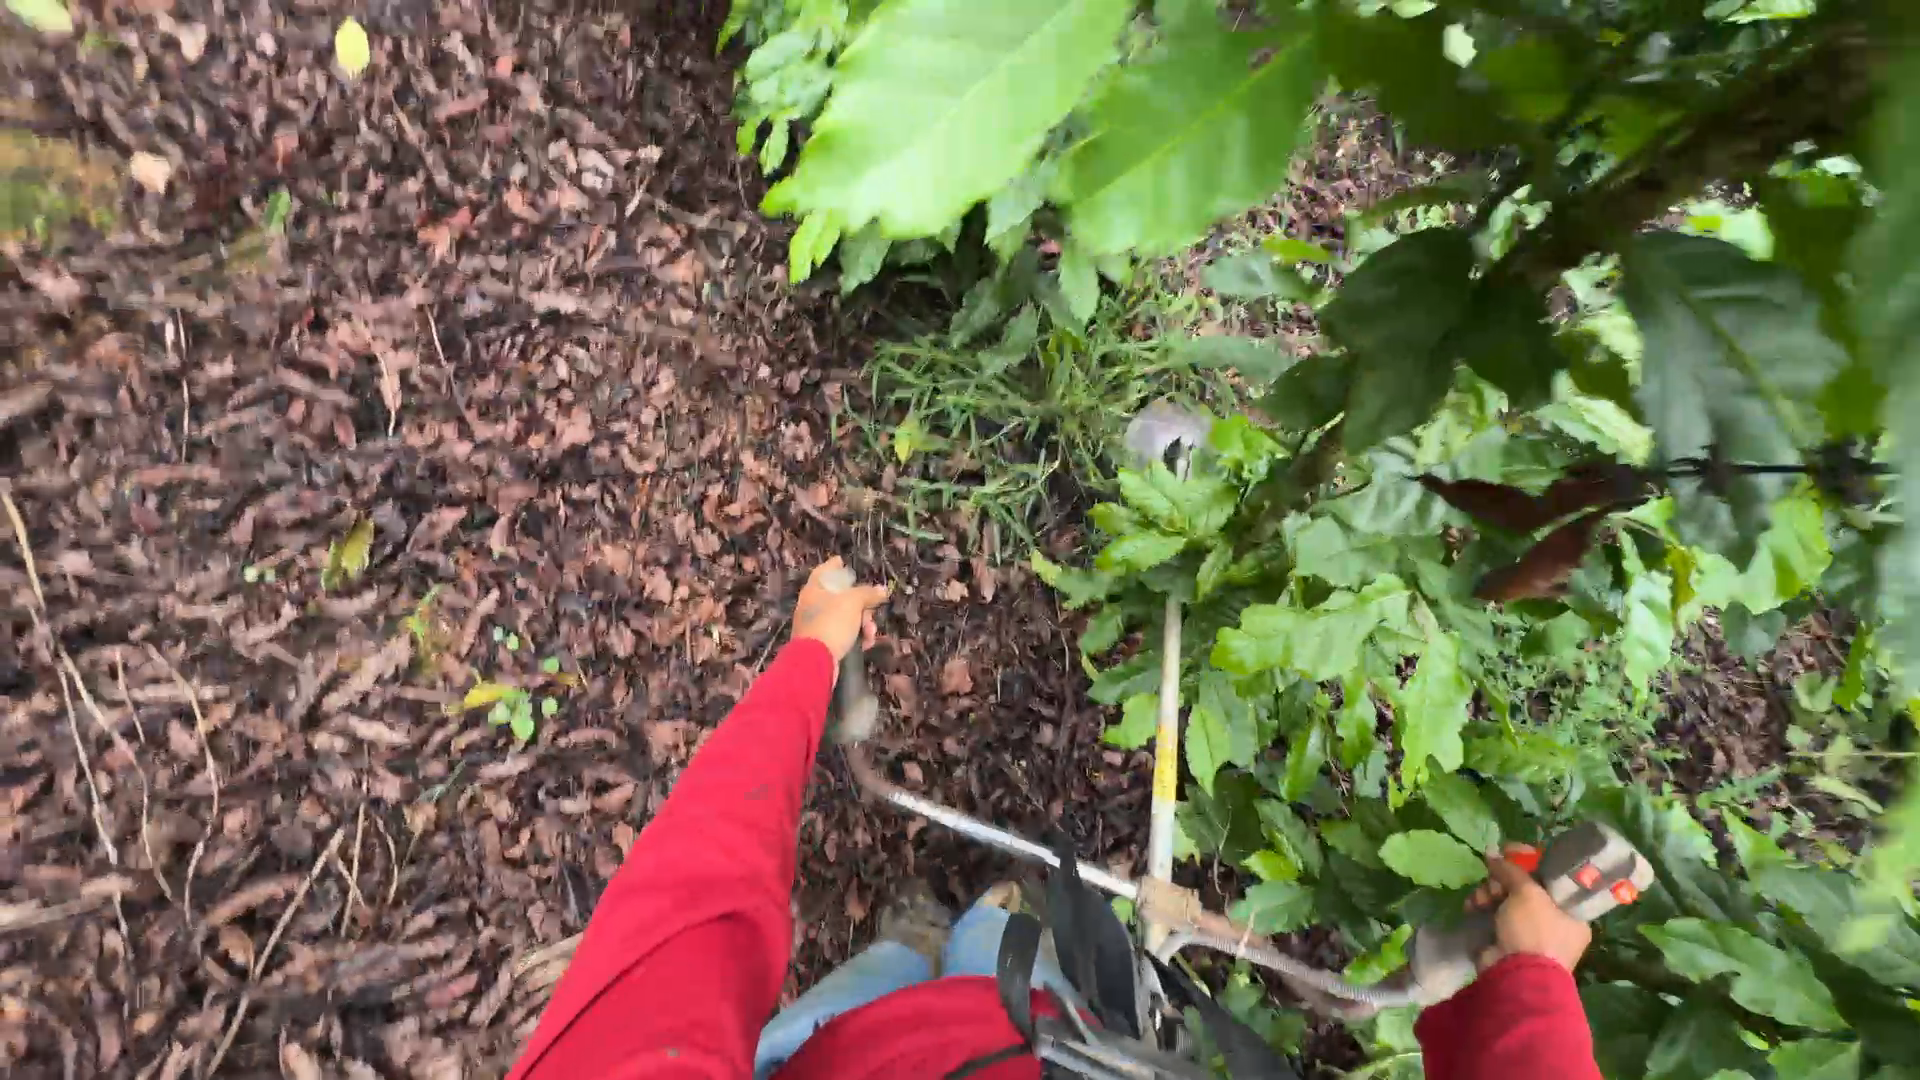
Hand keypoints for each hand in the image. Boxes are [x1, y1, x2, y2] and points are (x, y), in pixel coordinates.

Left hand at [792, 557, 887, 664]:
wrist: (815, 661)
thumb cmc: (831, 623)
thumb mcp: (853, 602)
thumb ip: (868, 593)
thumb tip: (882, 590)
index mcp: (815, 589)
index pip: (825, 570)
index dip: (836, 565)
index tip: (845, 562)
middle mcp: (813, 604)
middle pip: (841, 595)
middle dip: (862, 604)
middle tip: (872, 611)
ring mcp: (817, 623)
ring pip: (846, 616)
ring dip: (863, 623)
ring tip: (870, 633)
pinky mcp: (823, 642)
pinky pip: (843, 633)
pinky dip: (856, 636)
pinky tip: (866, 643)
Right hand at [1466, 848, 1591, 974]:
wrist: (1518, 974)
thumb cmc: (1534, 930)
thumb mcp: (1527, 893)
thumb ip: (1511, 869)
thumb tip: (1493, 853)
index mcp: (1571, 911)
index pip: (1551, 877)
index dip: (1530, 861)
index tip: (1509, 851)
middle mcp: (1555, 920)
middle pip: (1524, 886)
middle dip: (1502, 879)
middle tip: (1491, 879)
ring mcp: (1531, 931)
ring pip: (1505, 897)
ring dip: (1488, 892)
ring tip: (1479, 899)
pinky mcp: (1509, 938)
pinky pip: (1495, 912)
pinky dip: (1482, 906)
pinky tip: (1473, 906)